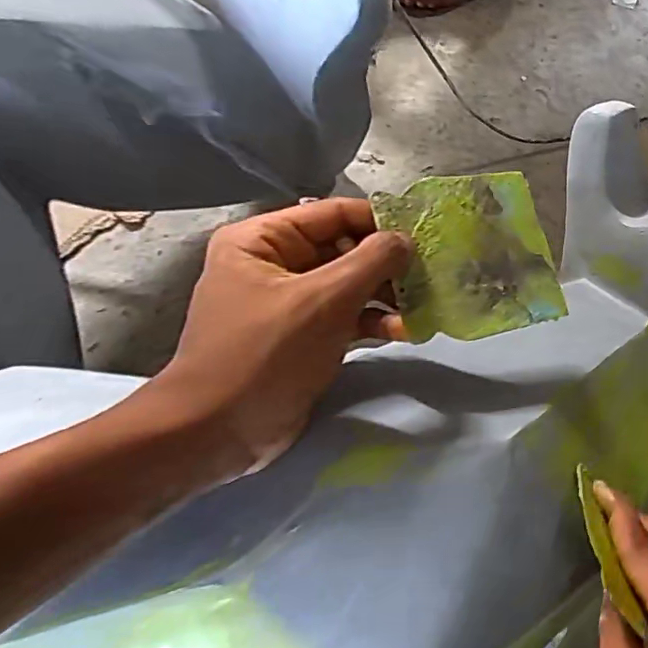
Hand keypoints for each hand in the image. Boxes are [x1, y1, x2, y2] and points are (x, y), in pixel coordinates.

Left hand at [124, 198, 410, 481]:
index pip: (333, 213)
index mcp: (262, 240)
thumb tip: (406, 239)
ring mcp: (289, 302)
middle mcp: (274, 263)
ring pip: (349, 285)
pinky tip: (401, 332)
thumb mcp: (323, 300)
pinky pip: (344, 316)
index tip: (425, 236)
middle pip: (345, 249)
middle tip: (430, 277)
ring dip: (386, 296)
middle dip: (388, 265)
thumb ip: (371, 261)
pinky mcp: (302, 336)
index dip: (381, 222)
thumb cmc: (265, 355)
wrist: (217, 433)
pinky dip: (372, 321)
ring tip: (422, 308)